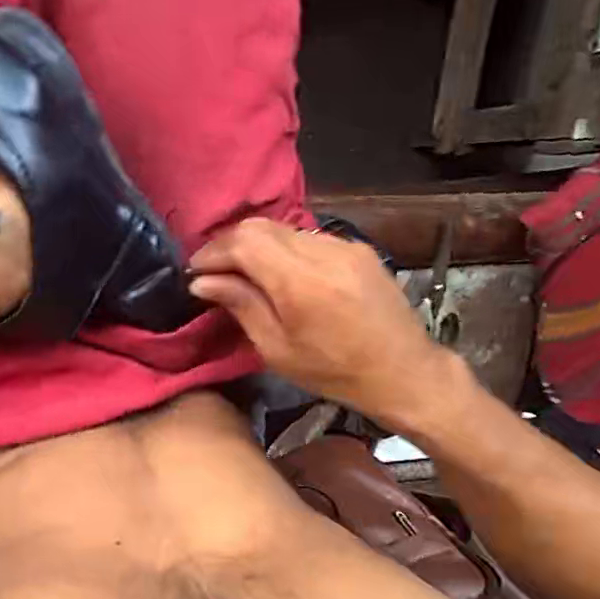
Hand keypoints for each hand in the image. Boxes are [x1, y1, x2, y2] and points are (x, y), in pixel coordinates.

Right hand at [188, 218, 463, 420]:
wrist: (405, 372)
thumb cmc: (334, 372)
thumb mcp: (277, 349)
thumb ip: (241, 305)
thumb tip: (202, 281)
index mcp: (301, 282)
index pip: (243, 242)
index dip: (212, 252)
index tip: (195, 271)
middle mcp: (323, 252)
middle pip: (260, 226)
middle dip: (228, 244)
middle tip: (212, 270)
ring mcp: (344, 245)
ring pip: (282, 228)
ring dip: (254, 244)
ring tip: (241, 271)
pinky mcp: (357, 247)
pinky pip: (306, 237)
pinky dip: (282, 248)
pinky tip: (277, 271)